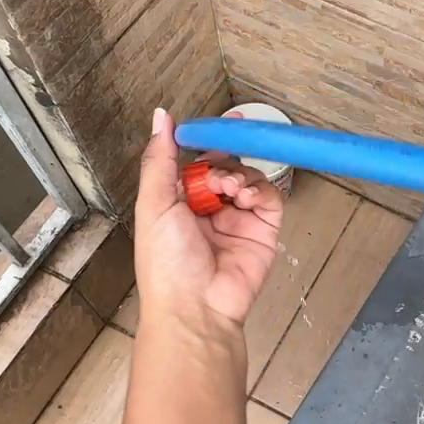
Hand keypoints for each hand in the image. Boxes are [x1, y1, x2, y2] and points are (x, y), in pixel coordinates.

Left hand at [134, 108, 283, 342]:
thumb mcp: (154, 204)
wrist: (195, 306)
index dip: (209, 143)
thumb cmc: (165, 263)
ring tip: (228, 189)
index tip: (223, 124)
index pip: (197, 163)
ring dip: (240, 175)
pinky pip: (270, 198)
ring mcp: (238, 220)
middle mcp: (210, 210)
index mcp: (179, 203)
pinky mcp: (263, 231)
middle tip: (218, 172)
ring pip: (249, 178)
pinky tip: (245, 197)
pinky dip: (261, 190)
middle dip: (225, 160)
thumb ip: (159, 159)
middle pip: (226, 166)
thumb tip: (161, 117)